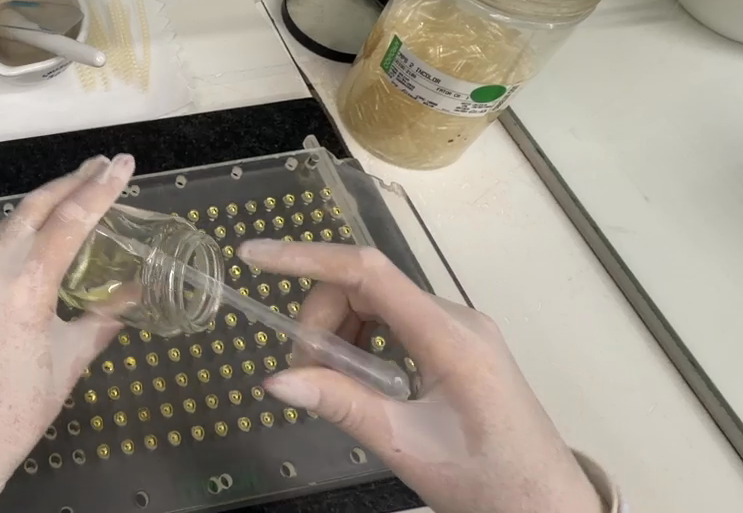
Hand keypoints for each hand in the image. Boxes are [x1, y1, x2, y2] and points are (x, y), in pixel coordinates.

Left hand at [0, 154, 136, 501]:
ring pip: (9, 221)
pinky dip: (16, 232)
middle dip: (72, 181)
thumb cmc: (17, 410)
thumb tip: (134, 291)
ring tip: (76, 194)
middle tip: (102, 165)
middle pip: (35, 206)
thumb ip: (103, 318)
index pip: (69, 222)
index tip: (122, 164)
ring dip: (43, 205)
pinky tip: (34, 234)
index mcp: (24, 289)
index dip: (99, 189)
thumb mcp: (69, 362)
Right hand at [237, 240, 601, 512]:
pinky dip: (362, 340)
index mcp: (448, 336)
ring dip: (339, 333)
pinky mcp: (456, 341)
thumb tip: (273, 380)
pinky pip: (391, 319)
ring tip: (332, 384)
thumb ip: (341, 405)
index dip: (303, 256)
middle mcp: (453, 316)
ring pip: (372, 301)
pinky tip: (361, 380)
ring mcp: (457, 326)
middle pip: (361, 287)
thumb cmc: (490, 486)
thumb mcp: (408, 448)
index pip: (365, 271)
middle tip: (306, 375)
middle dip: (322, 322)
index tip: (252, 255)